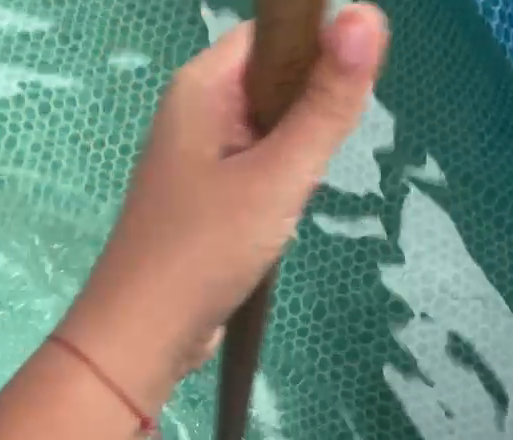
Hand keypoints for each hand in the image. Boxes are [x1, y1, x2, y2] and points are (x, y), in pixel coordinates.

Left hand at [57, 4, 390, 410]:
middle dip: (304, 126)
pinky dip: (271, 202)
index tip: (336, 107)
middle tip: (304, 174)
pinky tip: (270, 234)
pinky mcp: (200, 208)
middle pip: (273, 90)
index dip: (315, 58)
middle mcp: (192, 116)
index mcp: (201, 88)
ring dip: (290, 170)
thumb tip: (368, 12)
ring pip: (266, 143)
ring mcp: (193, 164)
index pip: (273, 36)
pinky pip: (251, 183)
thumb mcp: (278, 176)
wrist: (144, 334)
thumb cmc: (205, 250)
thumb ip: (326, 104)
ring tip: (282, 210)